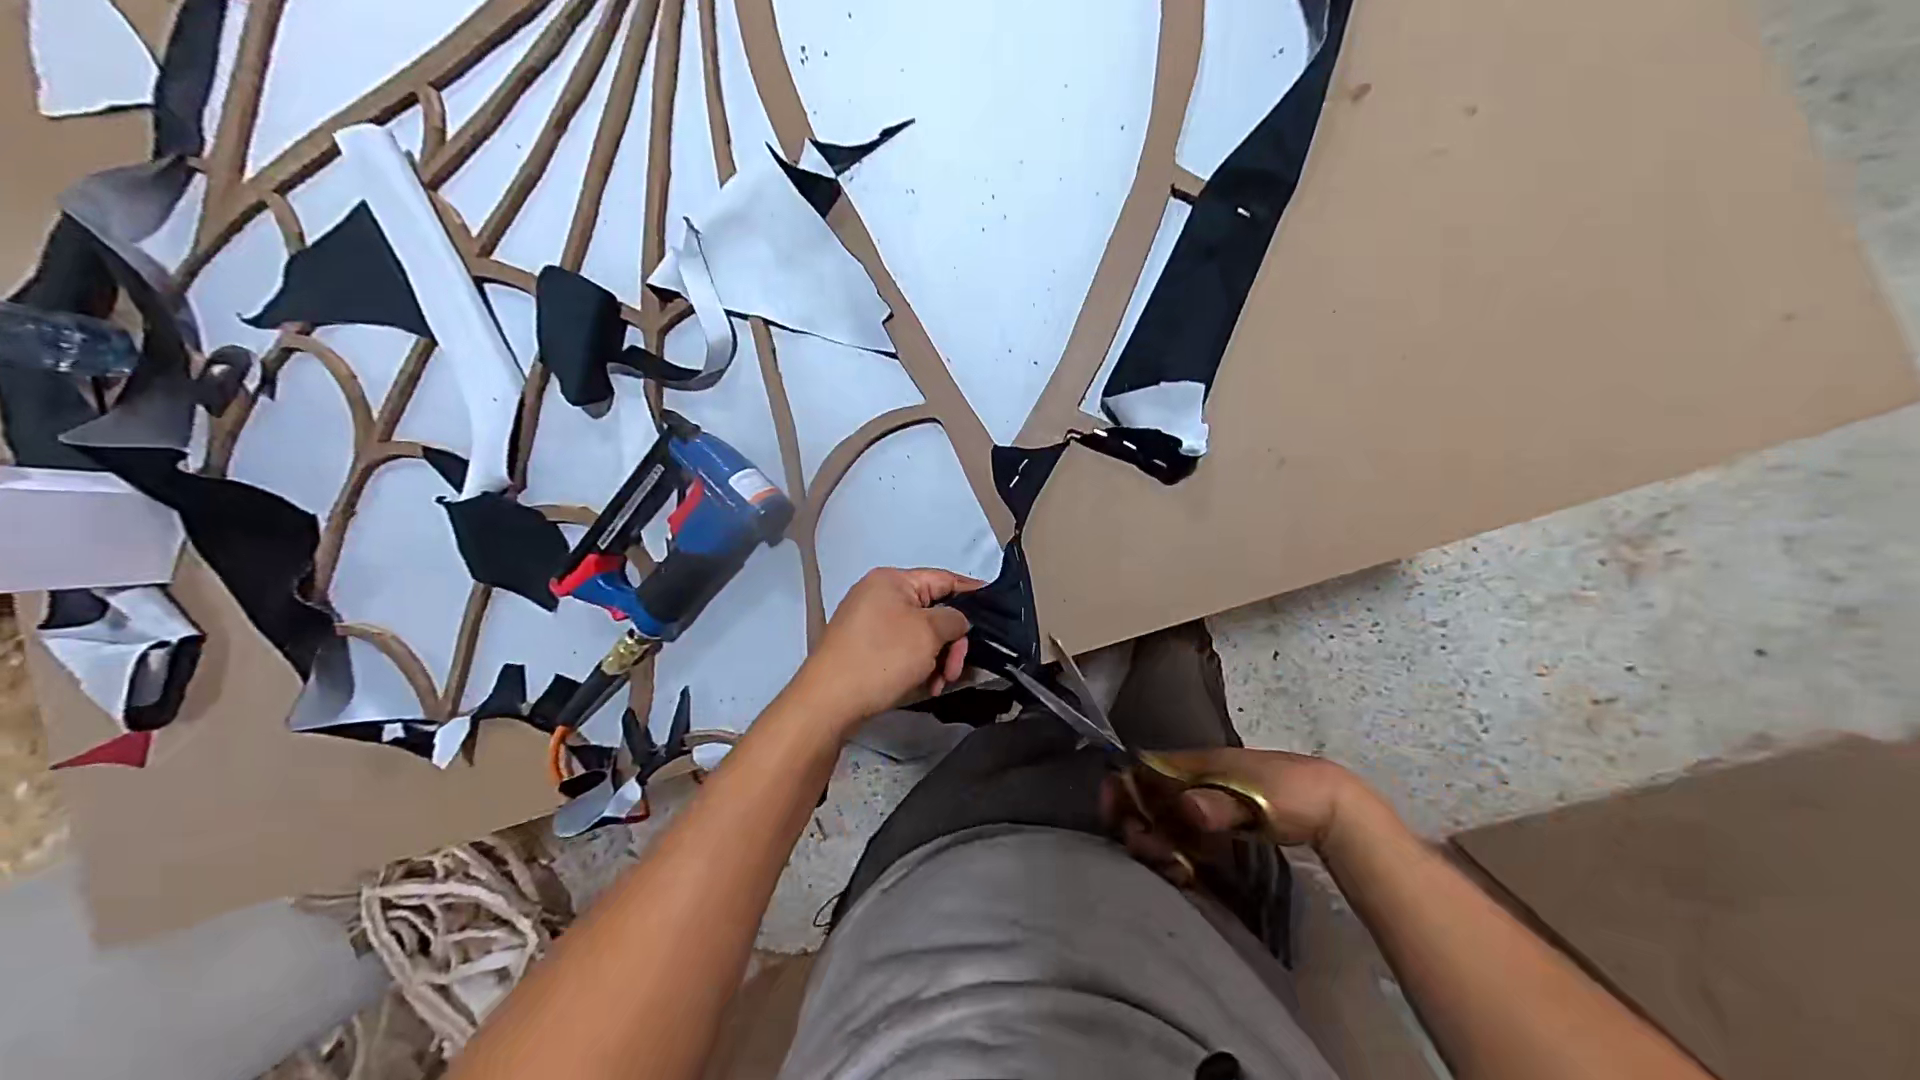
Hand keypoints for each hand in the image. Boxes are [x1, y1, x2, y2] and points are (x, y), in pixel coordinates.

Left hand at [784, 567, 979, 730]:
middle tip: (956, 668)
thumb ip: (953, 619)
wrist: (830, 700)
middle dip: (950, 641)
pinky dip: (918, 665)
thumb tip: (957, 620)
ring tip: (939, 683)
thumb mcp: (929, 633)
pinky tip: (924, 686)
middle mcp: (878, 595)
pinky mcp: (864, 647)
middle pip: (933, 611)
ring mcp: (869, 622)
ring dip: (937, 658)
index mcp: (892, 580)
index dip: (971, 593)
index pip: (943, 579)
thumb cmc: (882, 657)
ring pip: (920, 634)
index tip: (994, 608)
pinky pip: (902, 649)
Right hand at [1113, 748, 1395, 880]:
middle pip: (1151, 796)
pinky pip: (1185, 829)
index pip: (1146, 768)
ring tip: (1166, 863)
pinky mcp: (1220, 819)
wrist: (1332, 804)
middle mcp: (1196, 777)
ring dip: (1156, 837)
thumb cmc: (1291, 794)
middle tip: (1144, 849)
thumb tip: (1186, 806)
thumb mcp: (1255, 798)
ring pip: (1166, 815)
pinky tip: (1184, 866)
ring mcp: (1208, 798)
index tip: (1111, 811)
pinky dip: (1177, 846)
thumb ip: (1219, 804)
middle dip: (1139, 820)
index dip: (1125, 787)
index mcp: (1198, 763)